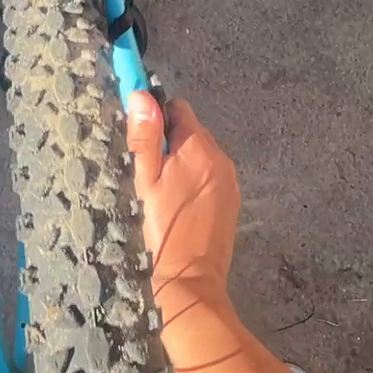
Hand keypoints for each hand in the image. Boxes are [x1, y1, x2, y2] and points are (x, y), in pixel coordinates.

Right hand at [125, 92, 239, 302]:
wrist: (191, 277)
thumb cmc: (162, 229)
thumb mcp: (145, 181)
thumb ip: (146, 137)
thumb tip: (141, 95)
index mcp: (198, 148)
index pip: (178, 108)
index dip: (156, 117)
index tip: (141, 135)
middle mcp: (220, 157)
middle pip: (190, 130)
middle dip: (170, 141)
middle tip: (149, 171)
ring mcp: (230, 179)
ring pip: (201, 152)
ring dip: (183, 160)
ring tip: (163, 191)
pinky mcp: (232, 198)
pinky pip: (210, 173)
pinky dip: (195, 178)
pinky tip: (180, 202)